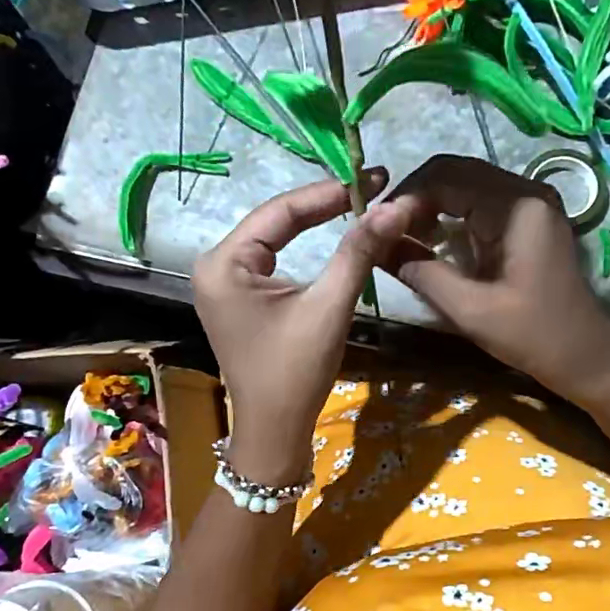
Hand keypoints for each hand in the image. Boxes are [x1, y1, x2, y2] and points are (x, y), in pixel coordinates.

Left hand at [193, 171, 413, 483]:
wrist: (275, 431)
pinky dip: (304, 248)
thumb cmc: (296, 372)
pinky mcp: (237, 299)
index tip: (374, 179)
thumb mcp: (330, 307)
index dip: (329, 193)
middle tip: (372, 190)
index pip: (280, 211)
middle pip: (275, 221)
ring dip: (316, 224)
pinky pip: (272, 261)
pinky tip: (332, 236)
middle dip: (324, 206)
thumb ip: (358, 252)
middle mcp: (214, 265)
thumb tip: (395, 207)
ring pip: (275, 239)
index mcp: (224, 263)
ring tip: (358, 206)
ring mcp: (223, 283)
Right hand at [386, 155, 609, 405]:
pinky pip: (483, 199)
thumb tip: (376, 246)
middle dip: (417, 197)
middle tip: (388, 230)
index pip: (446, 177)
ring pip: (467, 182)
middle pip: (457, 171)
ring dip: (434, 203)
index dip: (406, 198)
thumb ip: (421, 272)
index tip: (378, 227)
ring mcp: (532, 201)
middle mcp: (526, 190)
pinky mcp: (531, 216)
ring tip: (407, 236)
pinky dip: (454, 213)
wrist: (583, 353)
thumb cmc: (531, 335)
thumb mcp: (469, 308)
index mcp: (516, 206)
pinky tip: (437, 240)